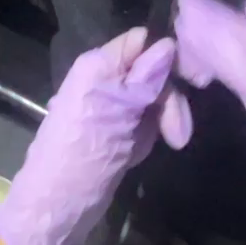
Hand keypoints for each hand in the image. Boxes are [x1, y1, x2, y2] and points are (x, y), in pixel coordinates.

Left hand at [0, 28, 192, 244]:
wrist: (59, 204)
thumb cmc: (86, 150)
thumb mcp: (120, 109)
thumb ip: (145, 77)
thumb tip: (168, 43)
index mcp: (99, 63)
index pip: (140, 40)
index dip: (164, 55)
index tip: (185, 81)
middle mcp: (104, 78)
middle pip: (150, 69)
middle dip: (169, 98)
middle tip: (178, 134)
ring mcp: (111, 104)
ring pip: (152, 95)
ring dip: (165, 117)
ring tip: (173, 141)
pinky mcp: (117, 128)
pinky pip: (145, 117)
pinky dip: (154, 130)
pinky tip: (156, 145)